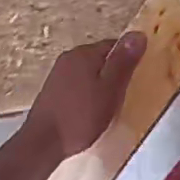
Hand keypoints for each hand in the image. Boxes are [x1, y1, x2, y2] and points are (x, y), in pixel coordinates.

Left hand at [18, 32, 147, 168]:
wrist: (41, 146)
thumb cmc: (81, 116)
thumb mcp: (111, 88)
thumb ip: (124, 60)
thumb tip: (139, 33)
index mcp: (85, 53)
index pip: (115, 45)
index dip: (127, 61)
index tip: (133, 80)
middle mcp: (69, 57)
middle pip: (101, 58)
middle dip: (113, 73)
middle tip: (121, 95)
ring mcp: (57, 74)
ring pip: (88, 72)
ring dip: (99, 84)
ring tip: (106, 105)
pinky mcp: (50, 91)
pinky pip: (76, 84)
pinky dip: (85, 93)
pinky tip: (87, 111)